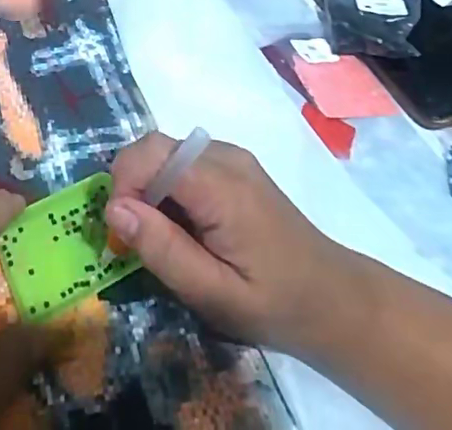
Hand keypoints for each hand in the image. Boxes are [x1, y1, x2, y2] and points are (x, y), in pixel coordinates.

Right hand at [105, 132, 360, 355]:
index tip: (121, 232)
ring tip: (158, 234)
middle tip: (133, 234)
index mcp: (222, 187)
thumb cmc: (275, 305)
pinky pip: (183, 160)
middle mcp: (225, 157)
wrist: (338, 301)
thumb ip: (163, 249)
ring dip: (147, 186)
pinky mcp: (234, 165)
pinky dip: (166, 184)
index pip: (150, 155)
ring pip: (165, 151)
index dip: (123, 185)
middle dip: (130, 184)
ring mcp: (231, 157)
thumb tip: (113, 209)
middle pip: (154, 147)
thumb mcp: (214, 293)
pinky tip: (182, 224)